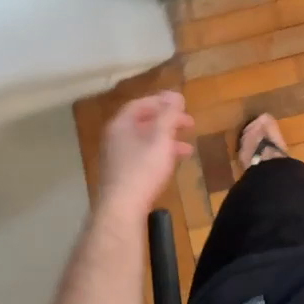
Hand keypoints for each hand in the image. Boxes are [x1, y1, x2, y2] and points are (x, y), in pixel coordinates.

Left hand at [98, 92, 194, 215]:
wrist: (122, 208)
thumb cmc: (142, 169)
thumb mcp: (160, 138)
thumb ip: (169, 115)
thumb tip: (175, 94)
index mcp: (120, 125)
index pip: (140, 104)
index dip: (161, 102)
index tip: (181, 104)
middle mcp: (114, 138)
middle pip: (142, 122)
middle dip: (167, 121)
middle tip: (188, 123)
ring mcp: (116, 157)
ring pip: (144, 141)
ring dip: (166, 140)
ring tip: (187, 147)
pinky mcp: (120, 174)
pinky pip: (141, 156)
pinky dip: (158, 154)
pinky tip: (172, 164)